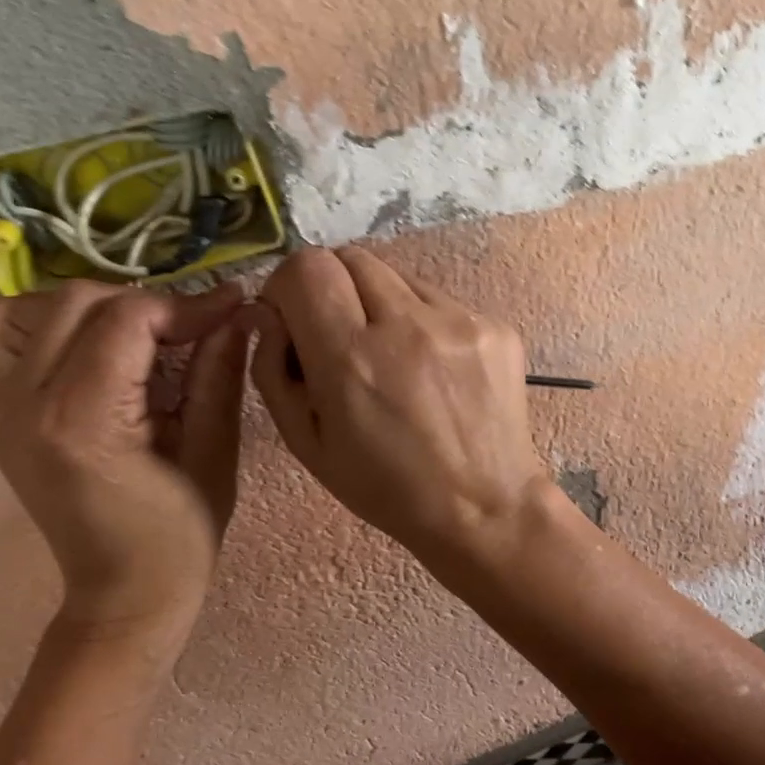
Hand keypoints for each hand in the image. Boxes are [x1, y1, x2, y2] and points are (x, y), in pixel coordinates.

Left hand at [0, 280, 254, 633]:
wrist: (122, 591)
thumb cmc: (180, 532)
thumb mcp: (215, 451)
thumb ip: (219, 373)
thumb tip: (237, 309)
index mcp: (82, 421)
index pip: (127, 318)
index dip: (186, 304)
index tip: (232, 308)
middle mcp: (24, 404)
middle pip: (78, 301)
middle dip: (146, 304)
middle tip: (193, 330)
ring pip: (32, 307)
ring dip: (94, 307)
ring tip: (139, 337)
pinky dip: (44, 320)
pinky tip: (91, 347)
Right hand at [251, 247, 556, 555]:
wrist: (485, 507)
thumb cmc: (385, 487)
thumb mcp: (307, 443)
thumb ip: (273, 368)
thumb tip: (267, 312)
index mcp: (352, 359)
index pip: (307, 267)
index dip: (288, 286)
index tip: (294, 319)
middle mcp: (408, 326)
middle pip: (351, 258)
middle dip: (332, 286)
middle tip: (339, 334)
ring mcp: (460, 321)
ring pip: (398, 275)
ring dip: (380, 302)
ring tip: (391, 356)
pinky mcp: (496, 325)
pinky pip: (441, 299)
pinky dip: (423, 321)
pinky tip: (431, 368)